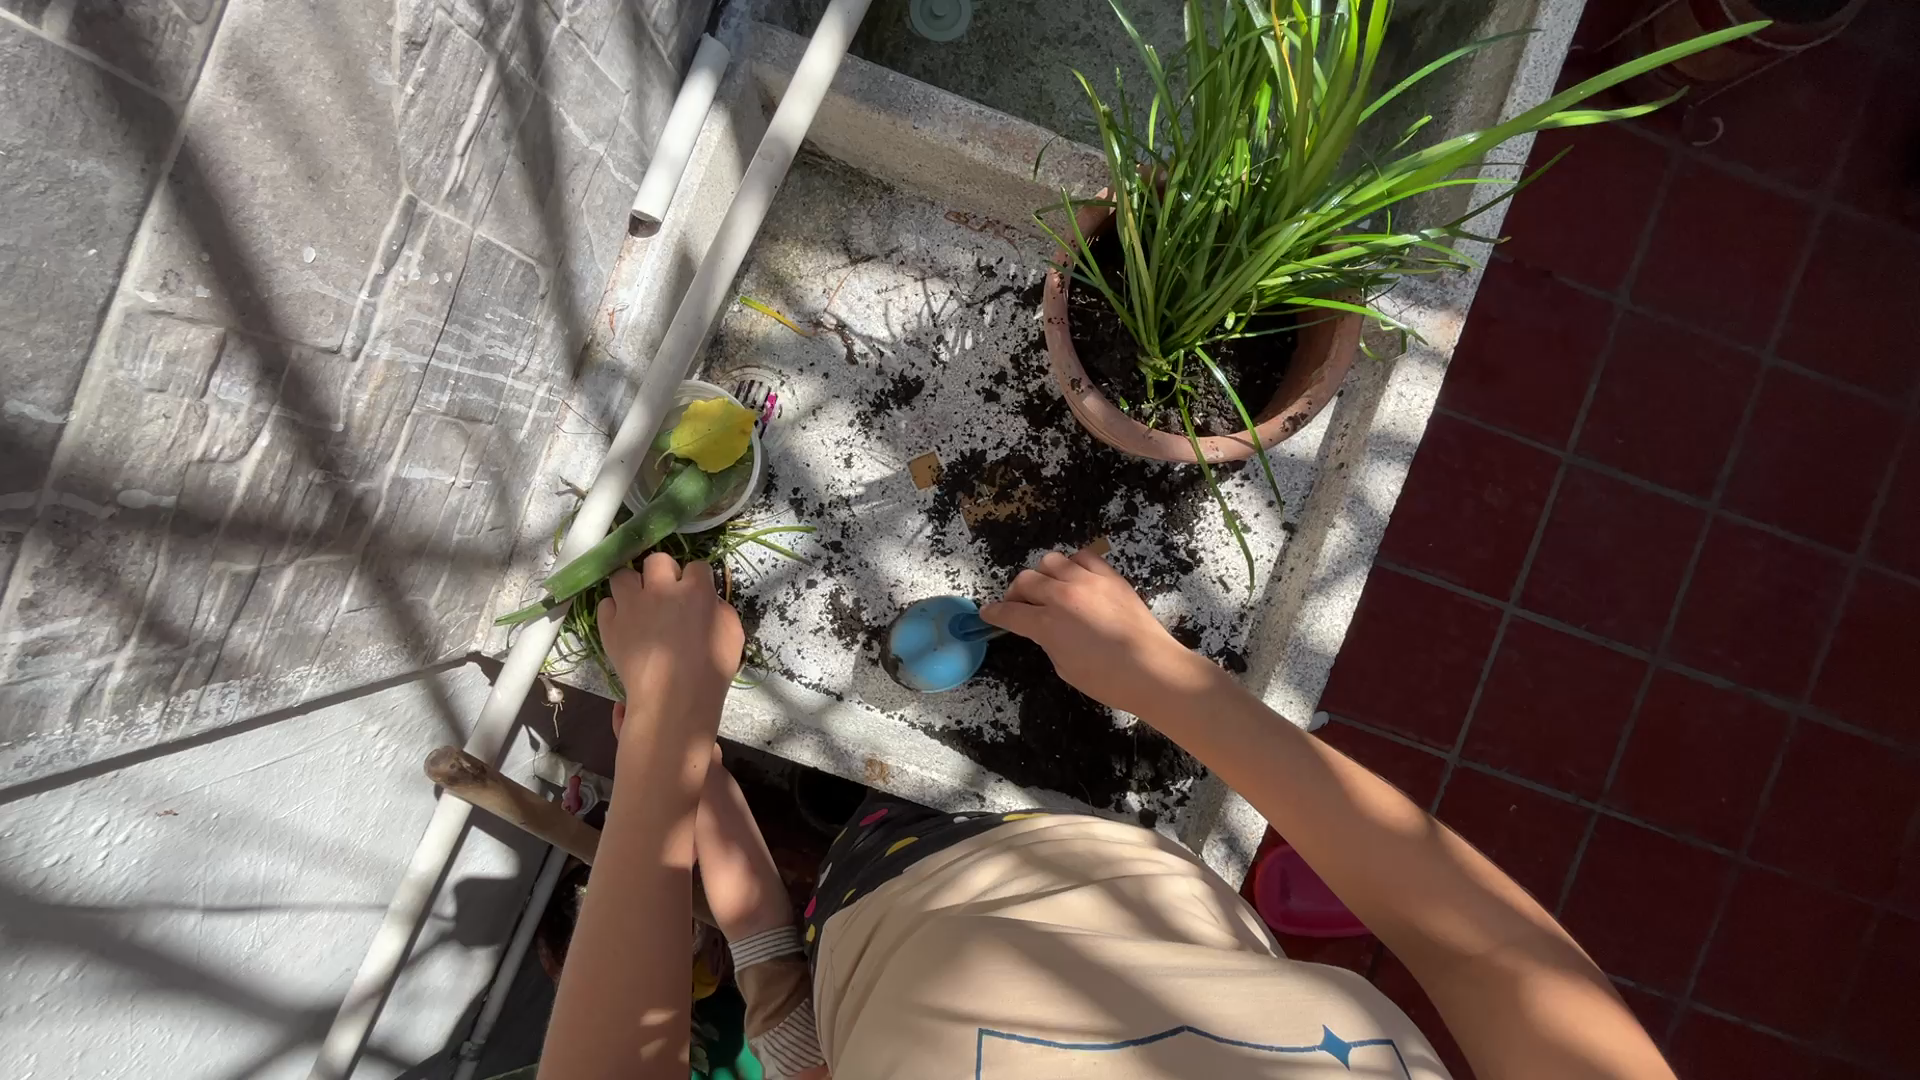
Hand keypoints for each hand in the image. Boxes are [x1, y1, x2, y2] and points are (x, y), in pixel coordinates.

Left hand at [598, 553, 742, 747]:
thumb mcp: (733, 633)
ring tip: (640, 602)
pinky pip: (606, 604)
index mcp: (696, 590)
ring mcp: (631, 605)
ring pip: (623, 575)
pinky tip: (626, 623)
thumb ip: (720, 609)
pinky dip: (616, 610)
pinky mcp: (609, 625)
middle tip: (667, 592)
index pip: (697, 566)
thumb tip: (708, 601)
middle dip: (663, 571)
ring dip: (633, 585)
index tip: (698, 592)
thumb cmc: (711, 669)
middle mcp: (661, 589)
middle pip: (657, 560)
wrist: (674, 698)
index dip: (698, 578)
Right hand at [979, 546, 1221, 720]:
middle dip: (1015, 594)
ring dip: (1042, 575)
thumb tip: (1042, 627)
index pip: (1009, 613)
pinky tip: (1075, 578)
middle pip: (1025, 581)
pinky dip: (1072, 565)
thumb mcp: (1064, 666)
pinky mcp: (1110, 576)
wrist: (1152, 669)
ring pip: (1050, 561)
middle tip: (1019, 605)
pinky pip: (1083, 557)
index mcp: (1047, 624)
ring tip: (1048, 588)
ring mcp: (1087, 581)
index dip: (995, 613)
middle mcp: (1062, 596)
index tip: (988, 612)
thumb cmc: (1107, 680)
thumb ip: (1046, 640)